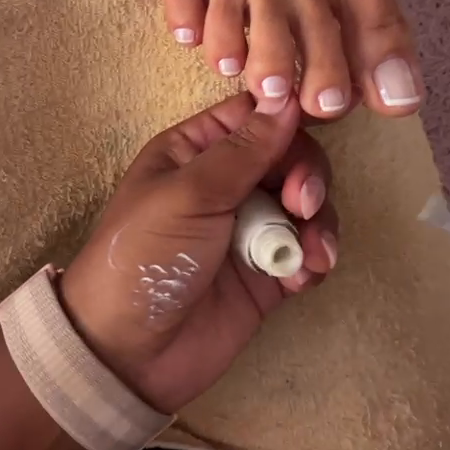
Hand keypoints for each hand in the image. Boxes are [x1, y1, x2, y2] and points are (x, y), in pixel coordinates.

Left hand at [58, 93, 338, 413]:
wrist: (129, 353)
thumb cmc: (145, 256)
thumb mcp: (189, 194)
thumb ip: (244, 149)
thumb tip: (288, 97)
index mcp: (194, 151)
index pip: (254, 116)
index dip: (288, 117)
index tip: (316, 127)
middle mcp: (225, 182)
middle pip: (289, 156)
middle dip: (306, 175)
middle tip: (303, 204)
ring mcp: (248, 228)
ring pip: (307, 204)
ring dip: (319, 221)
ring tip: (312, 251)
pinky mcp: (267, 273)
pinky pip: (307, 250)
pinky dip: (315, 257)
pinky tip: (306, 273)